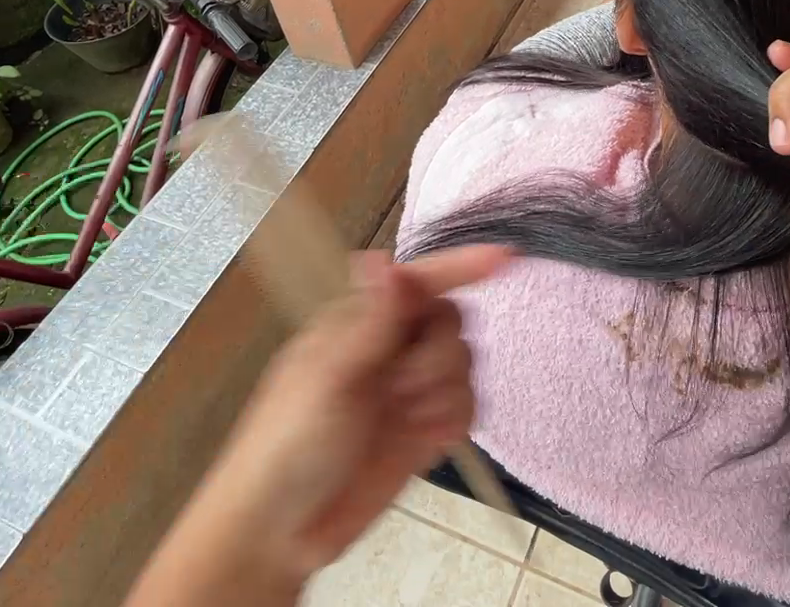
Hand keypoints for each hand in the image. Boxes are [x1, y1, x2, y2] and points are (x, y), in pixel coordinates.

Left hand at [126, 244, 509, 604]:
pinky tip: (422, 440)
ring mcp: (412, 387)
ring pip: (466, 364)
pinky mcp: (427, 426)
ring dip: (440, 393)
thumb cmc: (289, 442)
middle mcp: (393, 345)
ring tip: (401, 420)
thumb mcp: (327, 379)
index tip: (507, 258)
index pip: (422, 280)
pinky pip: (470, 405)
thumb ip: (371, 322)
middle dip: (436, 355)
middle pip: (452, 322)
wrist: (283, 532)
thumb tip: (383, 257)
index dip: (464, 266)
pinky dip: (452, 421)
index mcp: (363, 321)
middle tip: (396, 388)